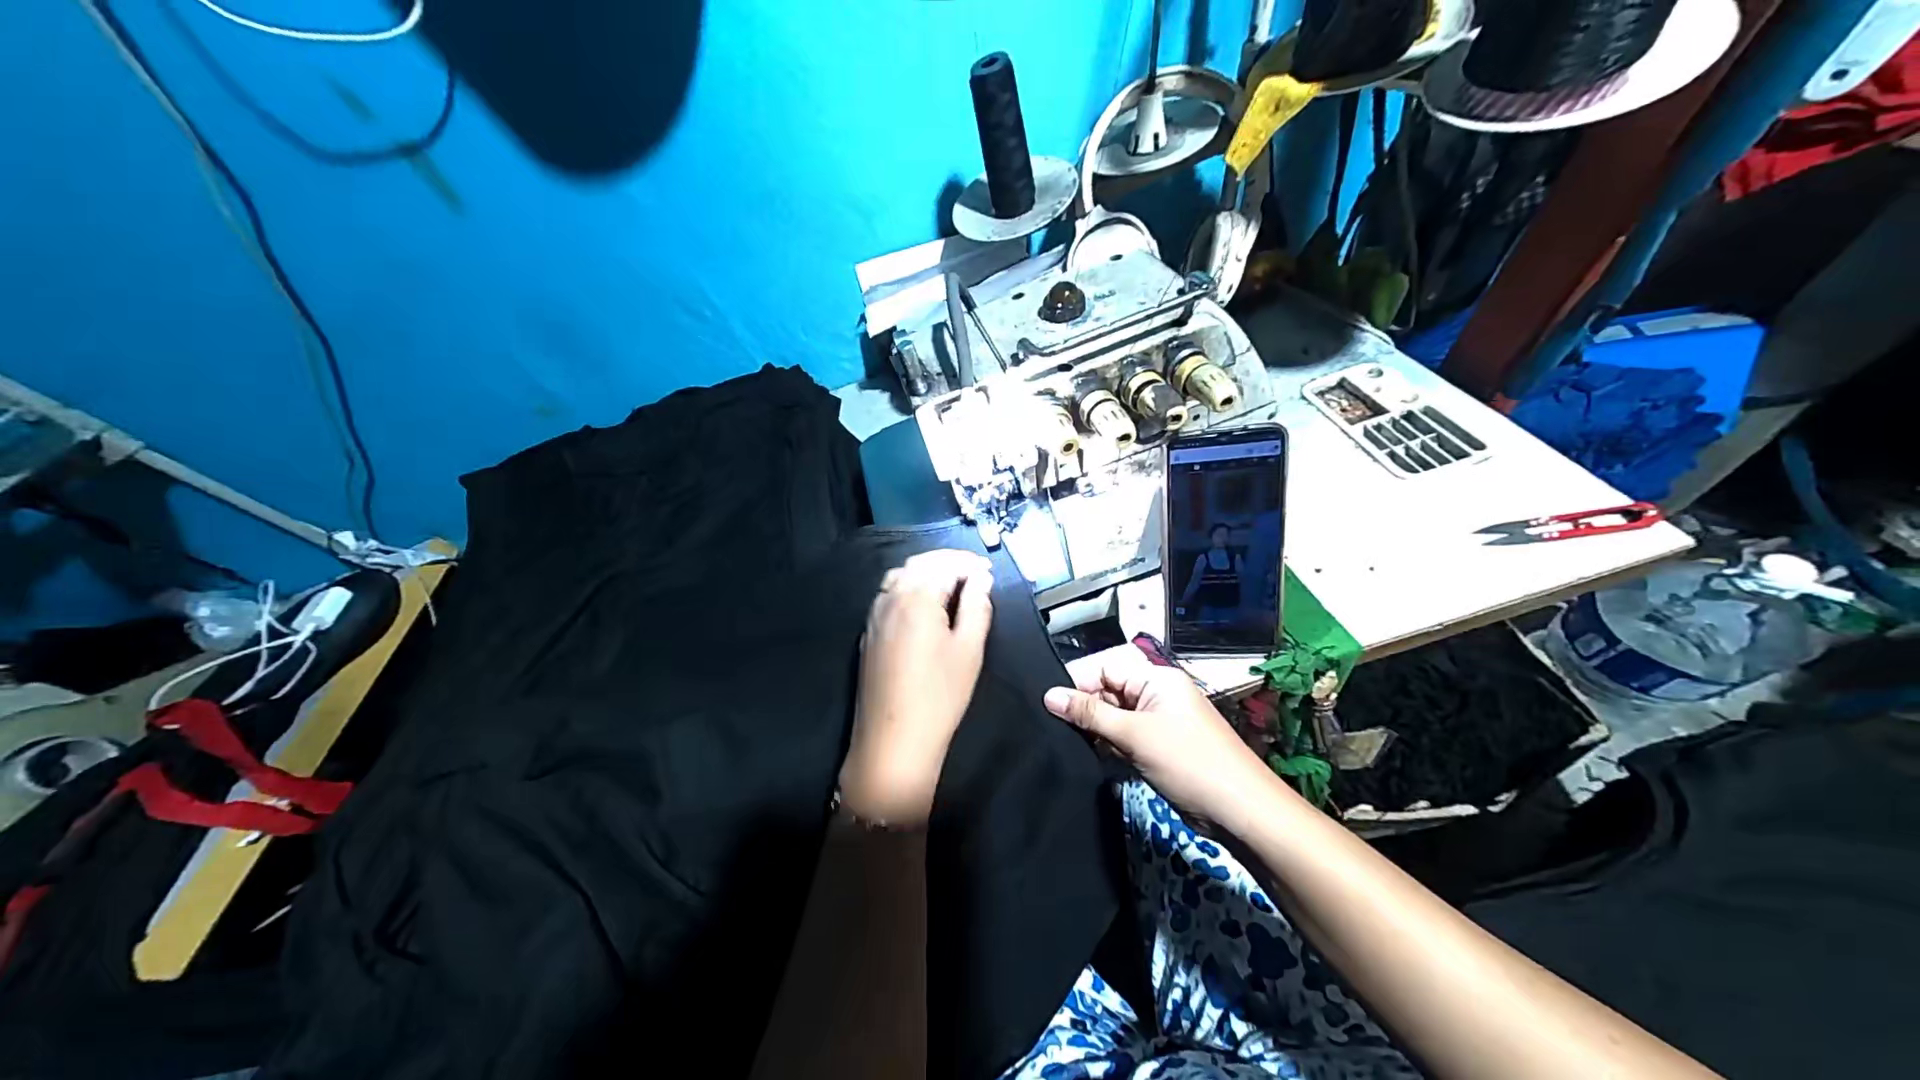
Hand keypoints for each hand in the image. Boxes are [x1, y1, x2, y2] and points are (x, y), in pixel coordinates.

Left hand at [841, 549, 994, 826]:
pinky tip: (924, 604)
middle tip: (974, 574)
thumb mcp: (969, 650)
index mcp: (916, 597)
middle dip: (948, 563)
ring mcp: (874, 615)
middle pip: (919, 564)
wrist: (892, 740)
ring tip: (952, 585)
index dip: (970, 564)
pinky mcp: (868, 632)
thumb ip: (977, 607)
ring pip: (900, 576)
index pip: (945, 564)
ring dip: (926, 572)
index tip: (989, 571)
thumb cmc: (939, 696)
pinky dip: (908, 587)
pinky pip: (888, 595)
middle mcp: (890, 597)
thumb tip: (981, 580)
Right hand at [1044, 645, 1274, 828]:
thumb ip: (1089, 714)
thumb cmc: (1188, 762)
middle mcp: (1158, 695)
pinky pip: (1126, 738)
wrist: (1239, 810)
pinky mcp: (1160, 748)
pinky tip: (1097, 758)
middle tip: (1060, 731)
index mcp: (1156, 679)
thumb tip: (1049, 695)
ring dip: (1098, 732)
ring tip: (1075, 745)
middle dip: (1086, 710)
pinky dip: (1112, 747)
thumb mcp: (1133, 734)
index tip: (1051, 707)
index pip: (1106, 669)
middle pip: (1109, 692)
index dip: (1078, 685)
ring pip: (1115, 718)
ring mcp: (1160, 723)